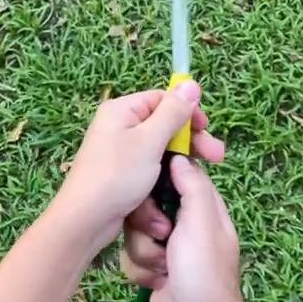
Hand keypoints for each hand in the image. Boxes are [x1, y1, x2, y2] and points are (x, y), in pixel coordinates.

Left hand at [51, 81, 205, 238]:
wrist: (86, 218)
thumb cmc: (118, 174)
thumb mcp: (149, 140)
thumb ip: (172, 113)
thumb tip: (190, 83)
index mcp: (122, 110)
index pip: (162, 99)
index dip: (187, 112)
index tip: (207, 129)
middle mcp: (119, 126)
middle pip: (164, 126)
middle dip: (190, 142)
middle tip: (216, 156)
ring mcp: (120, 151)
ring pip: (159, 151)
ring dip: (178, 165)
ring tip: (198, 180)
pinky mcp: (122, 174)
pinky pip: (149, 170)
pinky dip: (162, 181)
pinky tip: (176, 194)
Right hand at [120, 155, 241, 301]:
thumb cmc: (204, 272)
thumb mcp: (203, 223)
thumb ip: (192, 186)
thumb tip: (178, 157)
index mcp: (201, 205)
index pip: (174, 172)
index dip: (157, 175)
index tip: (146, 185)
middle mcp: (183, 220)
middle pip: (145, 201)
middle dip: (146, 222)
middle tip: (161, 235)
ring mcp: (166, 244)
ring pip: (134, 229)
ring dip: (143, 250)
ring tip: (162, 266)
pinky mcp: (152, 265)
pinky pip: (130, 254)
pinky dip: (140, 269)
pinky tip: (156, 282)